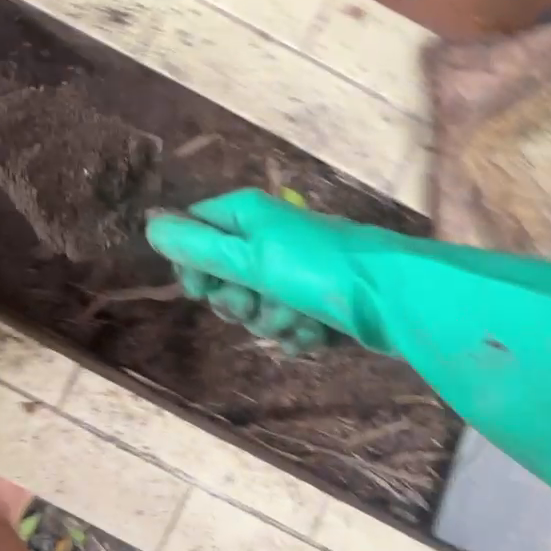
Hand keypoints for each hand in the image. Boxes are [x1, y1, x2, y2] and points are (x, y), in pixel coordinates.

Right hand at [144, 189, 333, 350]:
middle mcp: (263, 239)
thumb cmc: (318, 273)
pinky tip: (315, 332)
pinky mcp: (313, 300)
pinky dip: (296, 333)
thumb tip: (149, 226)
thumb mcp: (249, 260)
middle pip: (219, 277)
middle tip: (258, 302)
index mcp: (244, 217)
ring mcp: (289, 270)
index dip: (192, 267)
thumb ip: (196, 247)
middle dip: (237, 301)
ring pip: (251, 306)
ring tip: (299, 318)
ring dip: (270, 321)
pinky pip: (283, 322)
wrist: (401, 301)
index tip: (203, 289)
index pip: (191, 235)